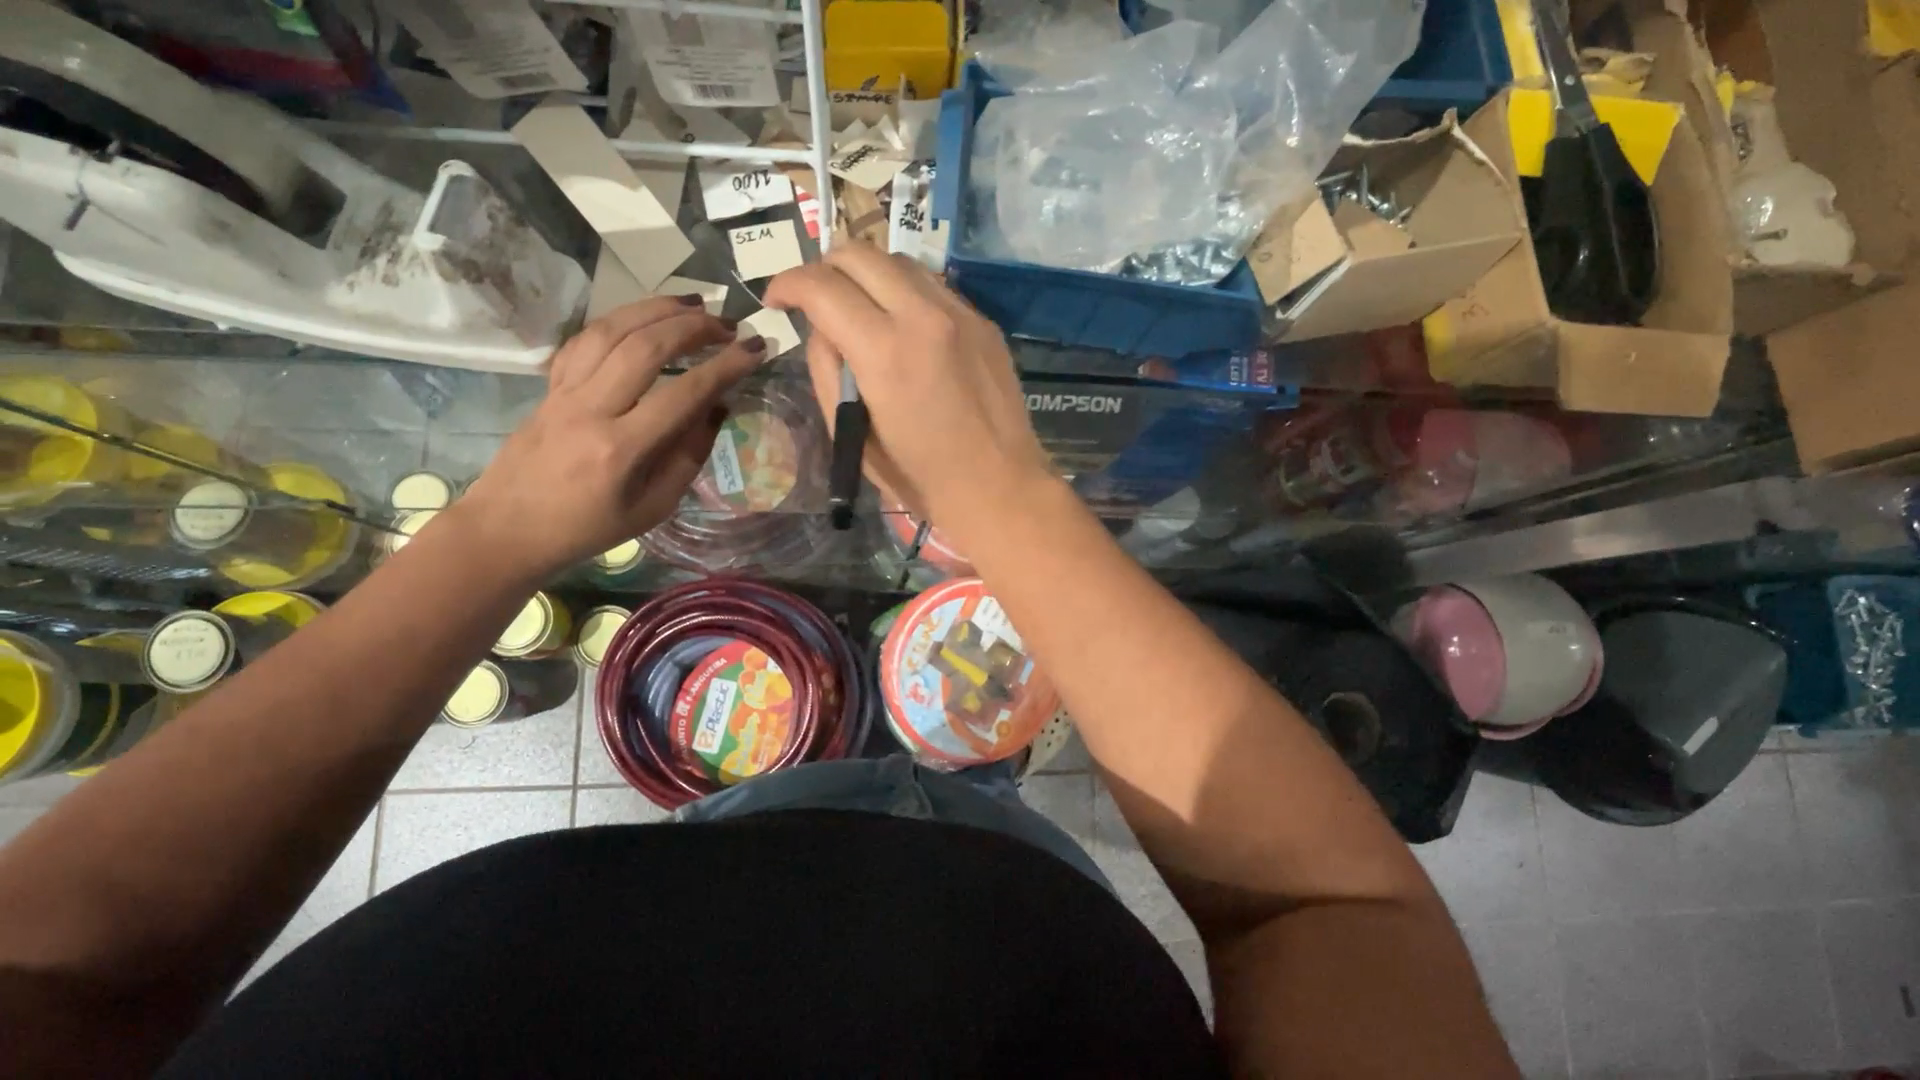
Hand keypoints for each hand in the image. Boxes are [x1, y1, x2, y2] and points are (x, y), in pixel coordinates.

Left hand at [455, 295, 764, 576]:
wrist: (509, 529)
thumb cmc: (589, 528)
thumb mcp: (653, 507)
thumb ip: (688, 455)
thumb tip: (716, 407)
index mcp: (622, 450)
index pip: (684, 393)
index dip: (725, 366)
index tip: (756, 348)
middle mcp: (592, 411)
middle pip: (646, 347)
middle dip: (693, 327)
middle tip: (727, 325)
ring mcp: (565, 393)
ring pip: (612, 330)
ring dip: (657, 309)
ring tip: (693, 304)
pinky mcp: (550, 386)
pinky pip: (585, 340)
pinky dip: (619, 321)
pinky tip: (643, 319)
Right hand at [762, 245, 1050, 530]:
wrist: (999, 487)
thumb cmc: (918, 475)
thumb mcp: (851, 432)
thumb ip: (827, 369)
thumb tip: (823, 327)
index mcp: (883, 350)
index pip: (820, 286)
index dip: (786, 284)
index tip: (775, 300)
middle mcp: (923, 316)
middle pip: (858, 253)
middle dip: (823, 268)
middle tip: (814, 299)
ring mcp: (960, 313)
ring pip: (899, 260)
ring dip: (866, 274)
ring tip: (857, 308)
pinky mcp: (983, 322)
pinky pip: (933, 285)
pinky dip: (905, 292)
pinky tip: (902, 326)